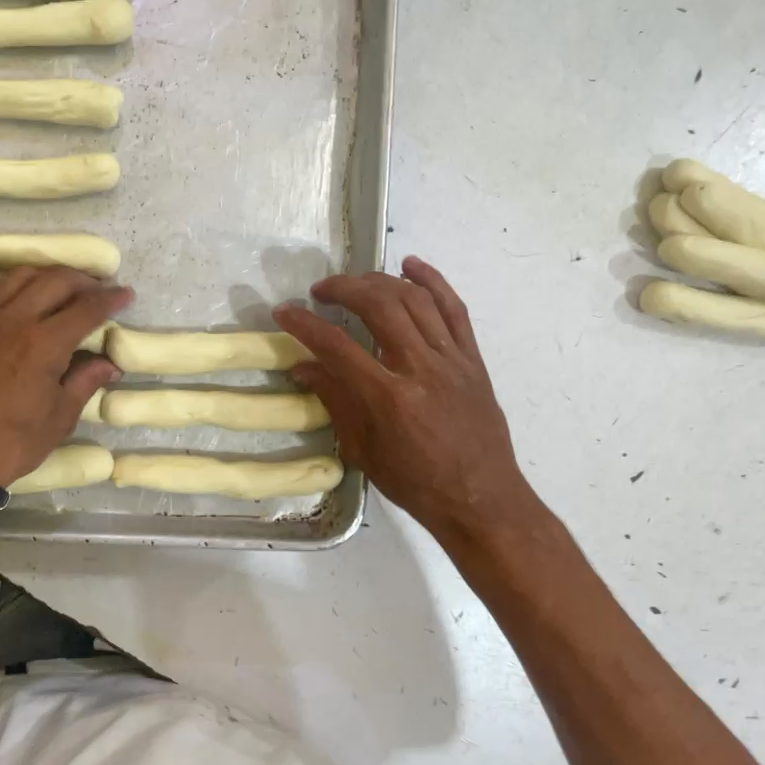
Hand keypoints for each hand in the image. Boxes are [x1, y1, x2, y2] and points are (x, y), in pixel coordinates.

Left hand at [0, 267, 131, 486]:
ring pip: (21, 276)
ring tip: (64, 289)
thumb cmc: (13, 443)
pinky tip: (19, 296)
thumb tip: (109, 364)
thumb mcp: (60, 416)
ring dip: (48, 277)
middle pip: (56, 281)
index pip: (86, 307)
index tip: (126, 295)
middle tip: (99, 292)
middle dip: (84, 282)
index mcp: (44, 343)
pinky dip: (8, 284)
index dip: (111, 299)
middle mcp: (14, 320)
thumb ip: (86, 381)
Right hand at [274, 256, 537, 541]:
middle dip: (344, 289)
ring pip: (416, 300)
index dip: (305, 325)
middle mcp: (422, 369)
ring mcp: (452, 360)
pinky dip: (433, 281)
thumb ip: (335, 401)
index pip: (337, 347)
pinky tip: (411, 266)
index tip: (284, 312)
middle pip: (380, 307)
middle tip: (320, 291)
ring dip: (381, 282)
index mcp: (389, 399)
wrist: (480, 498)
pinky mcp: (472, 359)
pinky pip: (454, 309)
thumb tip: (303, 367)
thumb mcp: (363, 449)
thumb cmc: (415, 482)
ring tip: (356, 282)